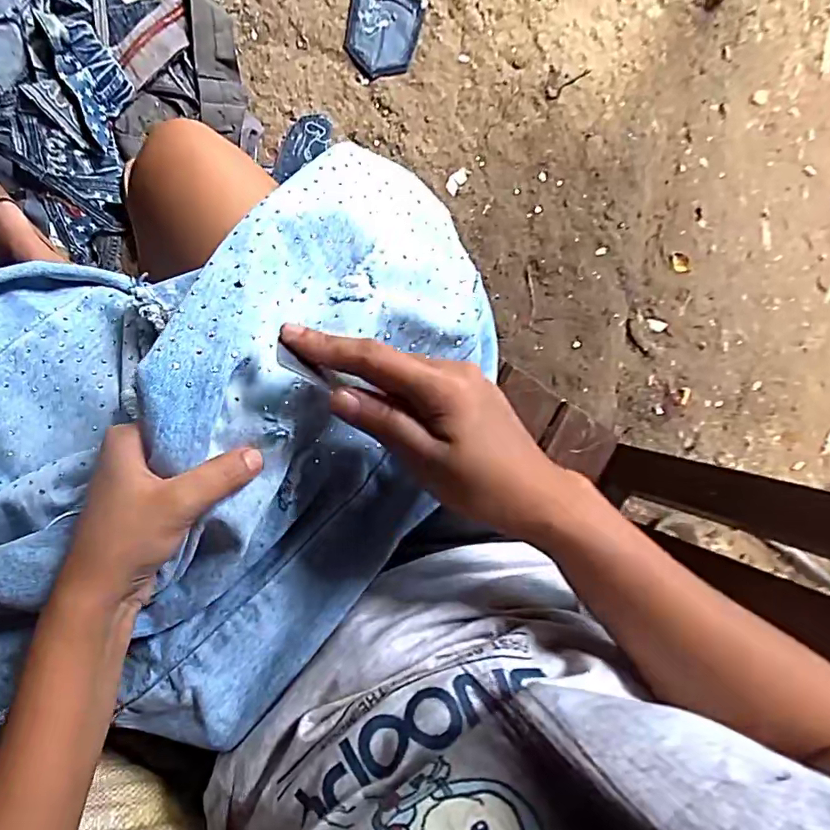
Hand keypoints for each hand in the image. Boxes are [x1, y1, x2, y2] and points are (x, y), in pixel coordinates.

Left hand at [54, 424, 262, 608]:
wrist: (103, 592)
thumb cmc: (130, 537)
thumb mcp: (178, 502)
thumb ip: (219, 476)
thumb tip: (258, 454)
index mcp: (123, 440)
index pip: (172, 419)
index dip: (206, 423)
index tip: (241, 426)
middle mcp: (124, 456)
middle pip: (178, 445)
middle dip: (210, 451)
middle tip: (249, 449)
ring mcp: (133, 484)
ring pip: (179, 471)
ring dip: (205, 476)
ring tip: (243, 468)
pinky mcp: (142, 509)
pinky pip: (176, 492)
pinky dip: (196, 495)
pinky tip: (222, 494)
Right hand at [279, 324, 585, 541]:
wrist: (537, 496)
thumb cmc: (482, 486)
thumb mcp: (425, 460)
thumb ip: (383, 422)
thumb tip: (337, 393)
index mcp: (441, 385)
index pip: (374, 359)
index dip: (329, 347)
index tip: (291, 333)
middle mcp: (453, 371)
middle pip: (387, 358)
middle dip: (341, 353)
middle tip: (298, 346)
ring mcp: (463, 379)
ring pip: (402, 369)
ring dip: (364, 368)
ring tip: (324, 365)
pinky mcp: (467, 392)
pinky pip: (418, 381)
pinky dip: (389, 383)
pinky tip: (371, 389)